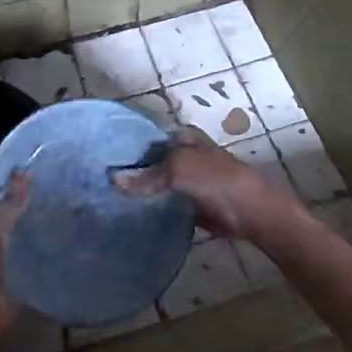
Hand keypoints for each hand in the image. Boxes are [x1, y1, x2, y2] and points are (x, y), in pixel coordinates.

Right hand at [114, 127, 298, 239]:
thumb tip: (112, 180)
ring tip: (106, 199)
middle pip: (150, 160)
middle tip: (98, 182)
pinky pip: (163, 203)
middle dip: (129, 169)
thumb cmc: (218, 181)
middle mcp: (183, 155)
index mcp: (182, 137)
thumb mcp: (179, 171)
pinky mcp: (188, 203)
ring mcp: (186, 180)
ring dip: (138, 191)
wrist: (252, 213)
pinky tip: (128, 214)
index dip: (127, 146)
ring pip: (155, 183)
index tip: (100, 157)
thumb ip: (146, 177)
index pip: (147, 137)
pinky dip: (150, 208)